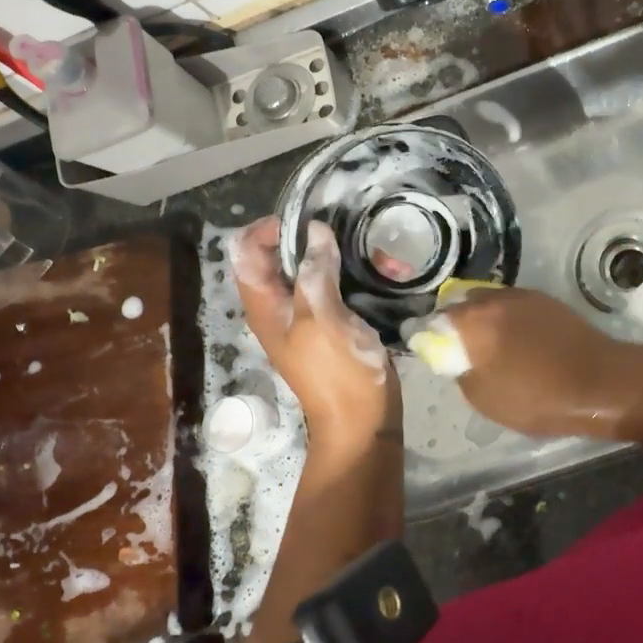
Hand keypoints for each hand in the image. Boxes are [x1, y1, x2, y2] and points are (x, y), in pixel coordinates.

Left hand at [232, 217, 400, 459]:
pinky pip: (346, 290)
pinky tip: (395, 277)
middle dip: (318, 239)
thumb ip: (314, 273)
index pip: (247, 251)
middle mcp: (284, 306)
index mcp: (266, 305)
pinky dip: (366, 280)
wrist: (362, 422)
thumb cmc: (336, 372)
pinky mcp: (340, 326)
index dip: (269, 229)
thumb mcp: (321, 319)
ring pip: (322, 271)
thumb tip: (314, 232)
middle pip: (287, 257)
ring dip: (350, 259)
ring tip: (386, 258)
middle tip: (353, 232)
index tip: (308, 220)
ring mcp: (313, 317)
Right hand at [421, 289, 623, 436]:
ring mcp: (525, 295)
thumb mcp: (485, 397)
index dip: (427, 336)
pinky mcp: (549, 301)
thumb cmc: (537, 396)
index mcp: (472, 320)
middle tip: (461, 350)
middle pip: (462, 305)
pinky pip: (515, 306)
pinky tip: (516, 339)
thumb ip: (461, 370)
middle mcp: (494, 298)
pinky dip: (508, 319)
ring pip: (491, 302)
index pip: (433, 321)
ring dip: (484, 318)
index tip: (429, 350)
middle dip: (456, 323)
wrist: (600, 382)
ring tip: (490, 345)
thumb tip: (455, 355)